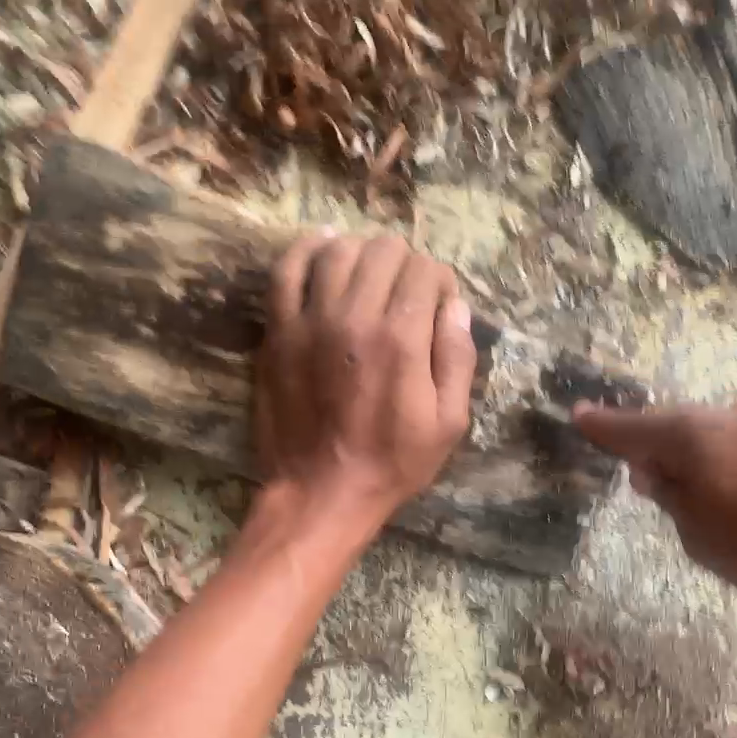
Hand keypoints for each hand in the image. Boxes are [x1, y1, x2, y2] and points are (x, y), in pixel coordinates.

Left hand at [254, 234, 476, 530]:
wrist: (321, 492)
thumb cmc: (392, 463)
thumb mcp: (448, 423)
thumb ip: (457, 359)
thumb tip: (456, 307)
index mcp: (402, 339)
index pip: (426, 272)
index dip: (441, 282)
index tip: (440, 305)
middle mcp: (355, 317)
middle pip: (384, 252)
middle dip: (406, 264)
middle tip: (408, 292)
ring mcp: (310, 320)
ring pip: (339, 251)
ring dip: (363, 253)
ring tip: (372, 273)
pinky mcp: (279, 331)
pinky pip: (288, 269)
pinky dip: (307, 249)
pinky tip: (324, 245)